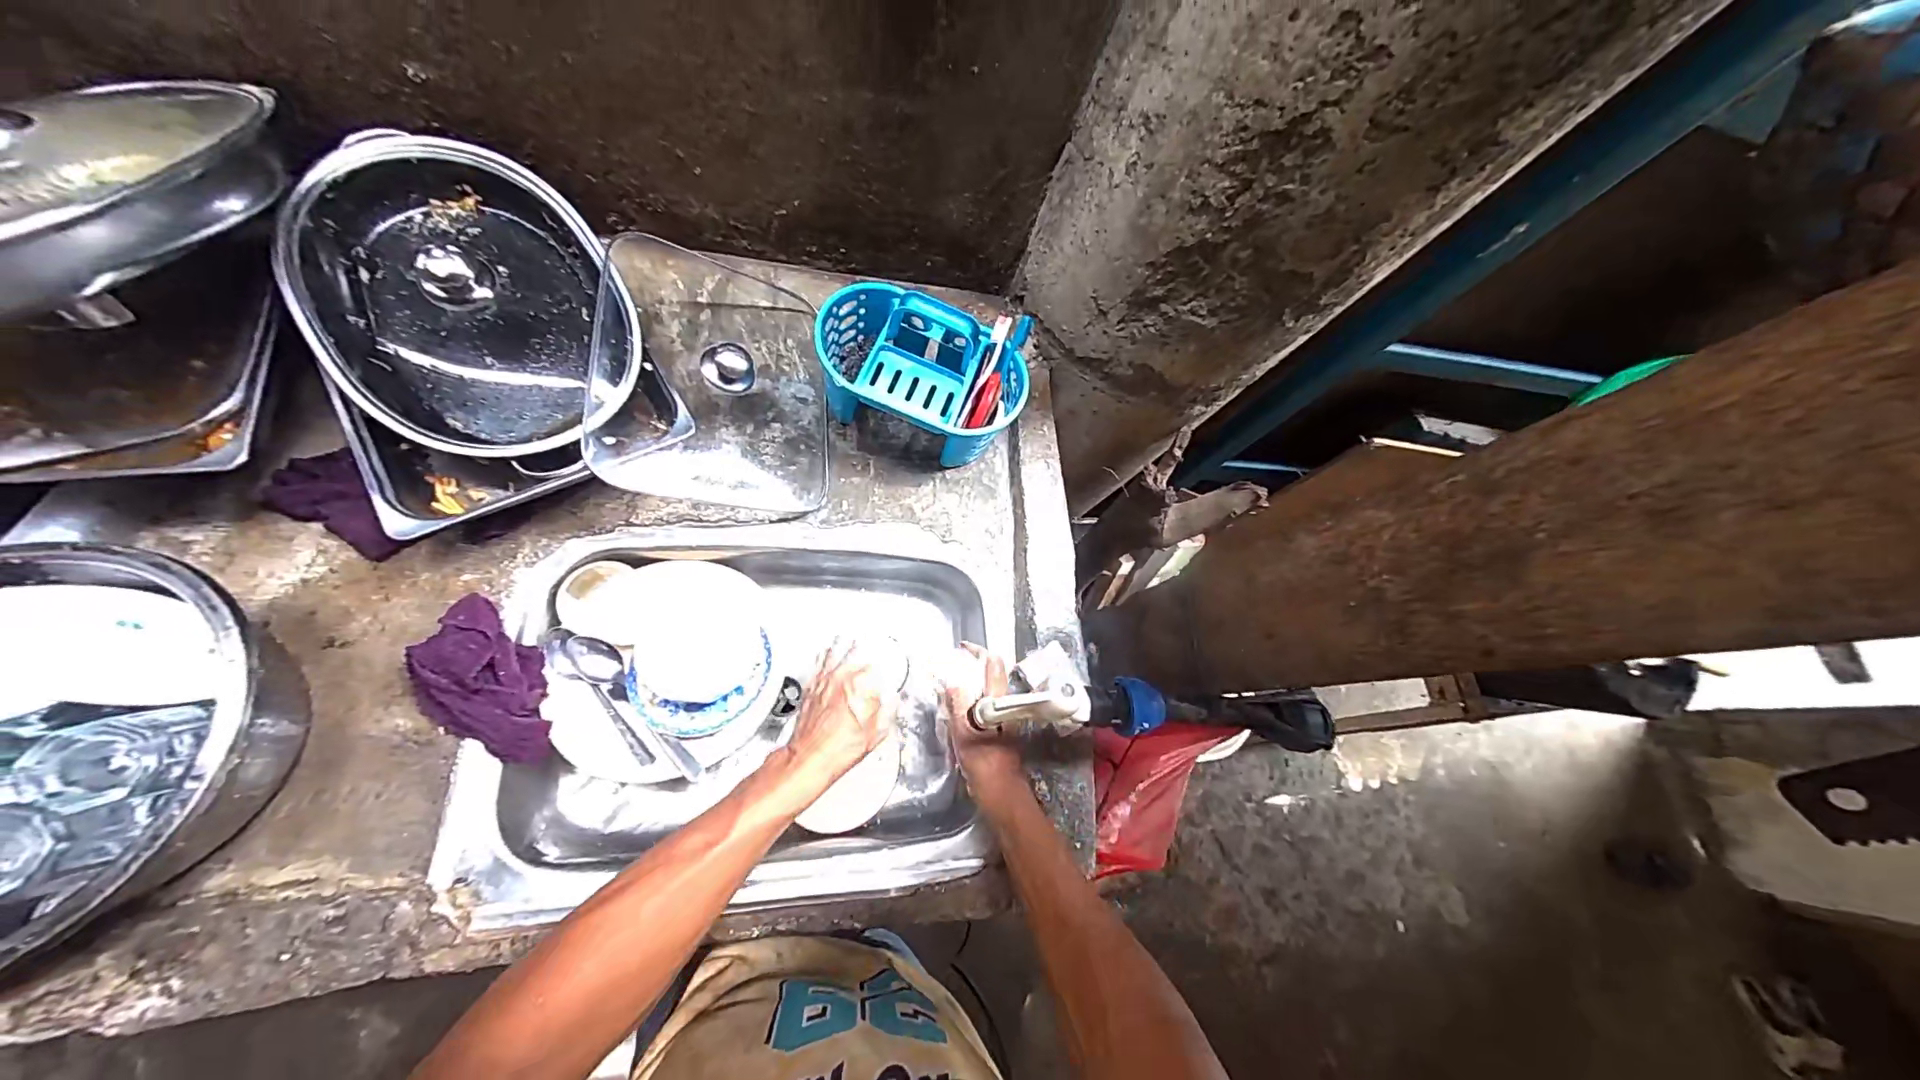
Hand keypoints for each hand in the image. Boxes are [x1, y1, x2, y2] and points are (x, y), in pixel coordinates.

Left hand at [784, 640, 896, 790]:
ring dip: (841, 646)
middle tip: (867, 642)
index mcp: (860, 685)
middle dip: (862, 649)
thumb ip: (887, 711)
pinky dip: (823, 656)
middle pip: (854, 655)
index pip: (875, 669)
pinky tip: (824, 652)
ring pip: (833, 655)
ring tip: (845, 637)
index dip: (881, 671)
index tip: (884, 672)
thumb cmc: (840, 748)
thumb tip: (892, 700)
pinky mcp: (811, 689)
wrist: (810, 757)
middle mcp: (841, 678)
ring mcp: (823, 682)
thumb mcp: (876, 734)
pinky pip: (818, 665)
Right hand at [942, 643, 1026, 798]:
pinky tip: (958, 707)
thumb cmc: (985, 766)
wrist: (1002, 796)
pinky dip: (971, 700)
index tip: (961, 648)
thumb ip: (958, 708)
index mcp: (999, 702)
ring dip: (972, 683)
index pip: (994, 665)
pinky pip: (984, 706)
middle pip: (992, 676)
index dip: (978, 652)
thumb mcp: (965, 736)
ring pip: (988, 691)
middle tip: (951, 663)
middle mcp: (1005, 706)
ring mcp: (1004, 718)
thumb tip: (951, 682)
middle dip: (973, 666)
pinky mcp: (999, 730)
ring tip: (951, 681)